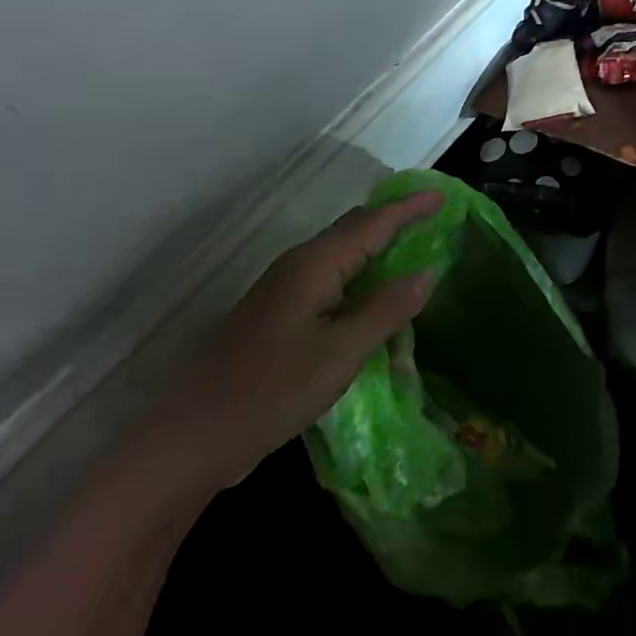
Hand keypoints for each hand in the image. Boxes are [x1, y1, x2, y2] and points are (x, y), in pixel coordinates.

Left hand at [148, 192, 442, 490]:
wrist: (191, 439)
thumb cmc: (272, 391)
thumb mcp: (342, 352)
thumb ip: (387, 308)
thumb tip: (427, 272)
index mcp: (315, 265)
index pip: (373, 224)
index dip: (410, 209)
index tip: (443, 196)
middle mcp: (298, 267)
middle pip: (354, 230)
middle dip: (394, 220)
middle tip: (432, 220)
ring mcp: (284, 291)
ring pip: (341, 256)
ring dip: (378, 249)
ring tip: (413, 253)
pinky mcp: (279, 316)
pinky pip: (331, 280)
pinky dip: (361, 276)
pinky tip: (373, 298)